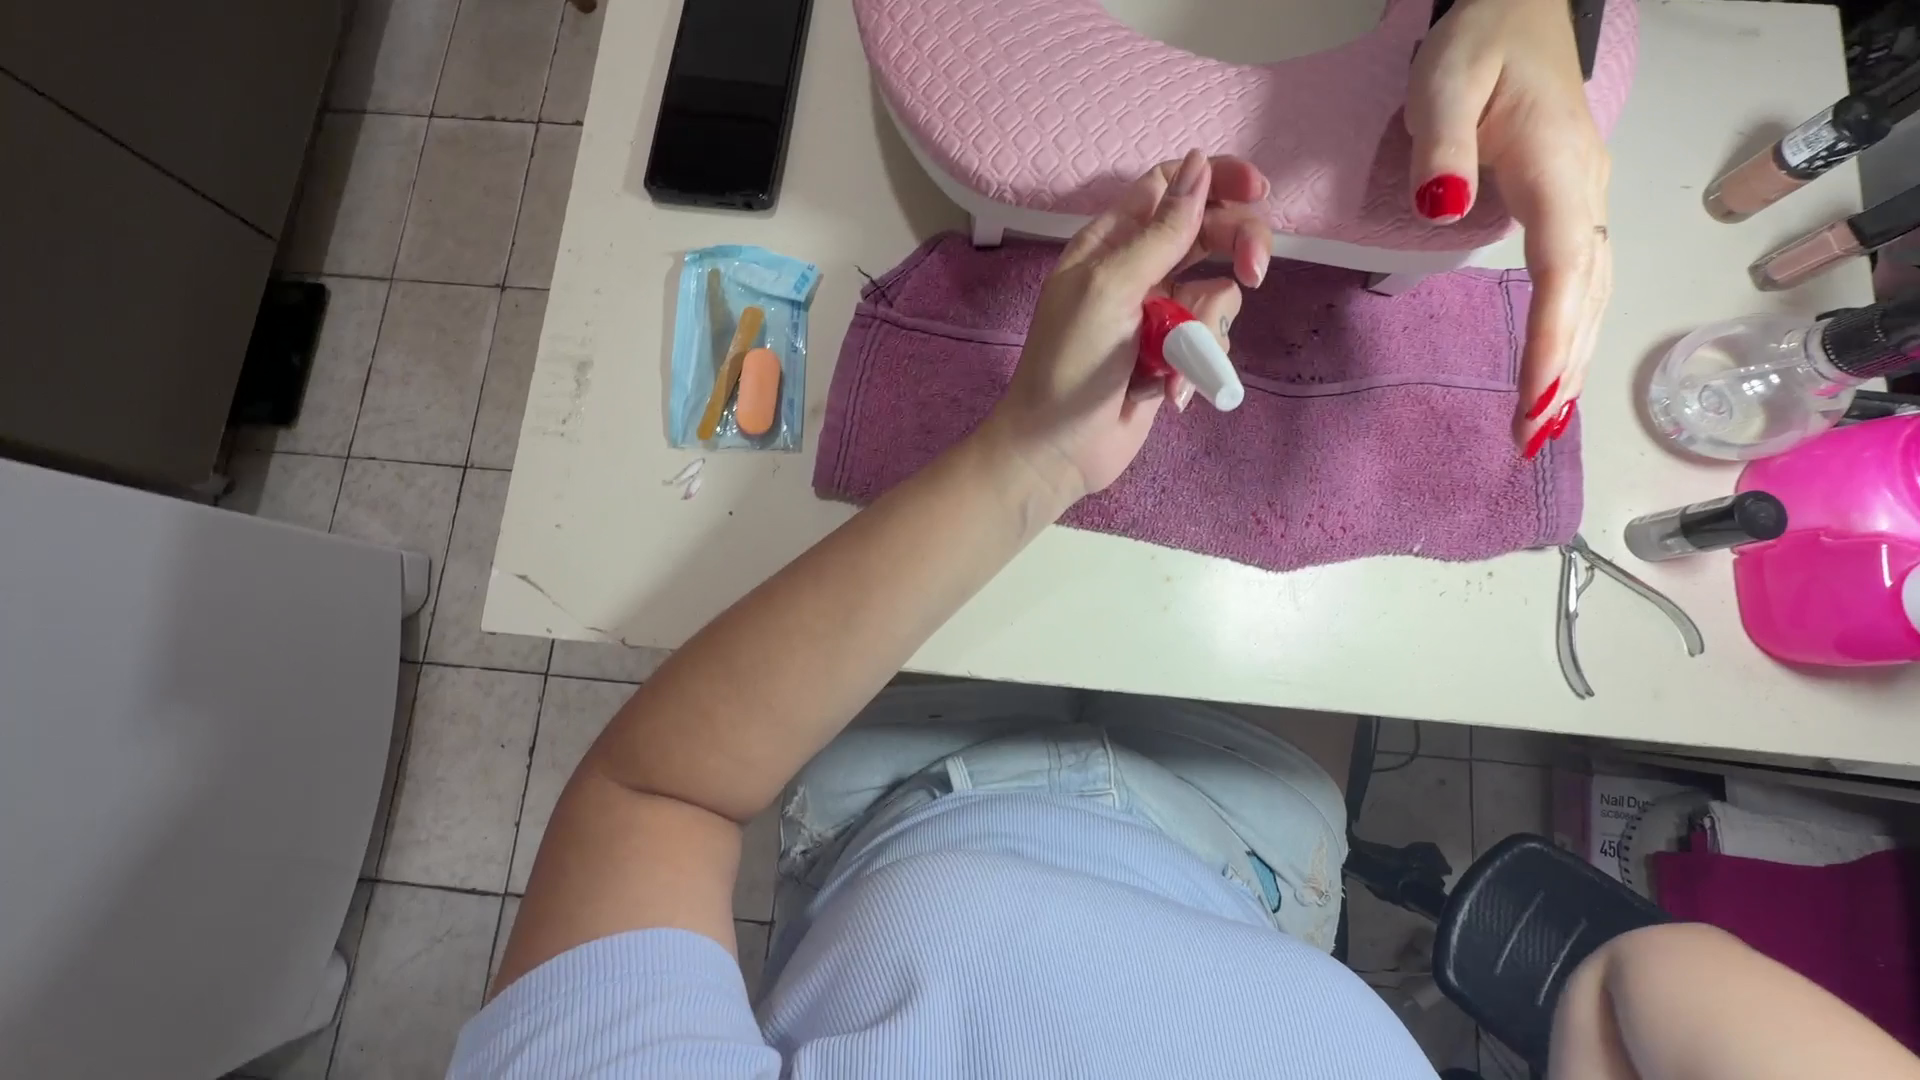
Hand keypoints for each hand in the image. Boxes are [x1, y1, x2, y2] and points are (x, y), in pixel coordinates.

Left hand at [985, 150, 1272, 502]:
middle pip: (1208, 234)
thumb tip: (1199, 164)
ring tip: (1175, 362)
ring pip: (1217, 293)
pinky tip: (1172, 390)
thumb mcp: (1110, 287)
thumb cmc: (1071, 363)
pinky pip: (1210, 340)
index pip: (1169, 187)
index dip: (1214, 179)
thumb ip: (1160, 232)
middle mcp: (1138, 271)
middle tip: (1254, 272)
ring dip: (1205, 328)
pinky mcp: (1173, 357)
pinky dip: (1197, 364)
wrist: (1059, 448)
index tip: (1257, 192)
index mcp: (1111, 243)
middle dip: (1238, 248)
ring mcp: (1157, 316)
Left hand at [1408, 0, 1609, 457]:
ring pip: (1590, 291)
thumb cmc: (1478, 44)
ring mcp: (1582, 198)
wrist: (1518, 10)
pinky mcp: (1565, 205)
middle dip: (1563, 367)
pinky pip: (1577, 278)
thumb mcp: (1444, 83)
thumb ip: (1440, 146)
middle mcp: (1585, 190)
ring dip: (1571, 357)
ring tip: (1547, 421)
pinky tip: (1553, 365)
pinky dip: (1568, 329)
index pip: (1563, 267)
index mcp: (1556, 169)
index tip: (1536, 397)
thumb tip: (1444, 209)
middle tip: (1535, 435)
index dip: (1552, 336)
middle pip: (1586, 293)